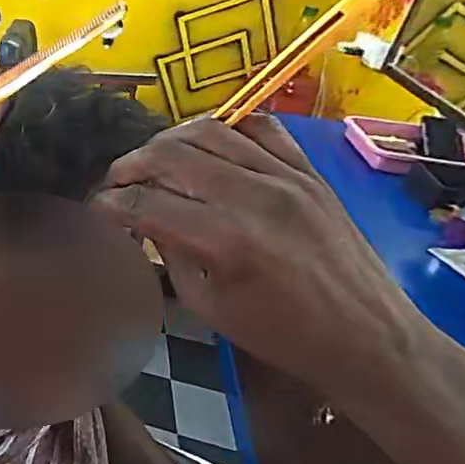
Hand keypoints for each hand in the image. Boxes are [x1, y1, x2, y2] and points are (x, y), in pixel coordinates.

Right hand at [91, 115, 457, 416]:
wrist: (368, 337)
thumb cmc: (280, 335)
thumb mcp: (206, 305)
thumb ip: (169, 252)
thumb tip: (141, 217)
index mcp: (223, 240)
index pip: (145, 202)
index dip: (108, 204)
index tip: (95, 211)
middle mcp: (252, 196)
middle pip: (168, 155)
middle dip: (128, 167)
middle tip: (114, 185)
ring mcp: (285, 176)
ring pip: (207, 131)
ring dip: (166, 142)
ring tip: (151, 162)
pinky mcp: (308, 170)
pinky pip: (258, 126)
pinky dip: (222, 128)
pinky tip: (205, 147)